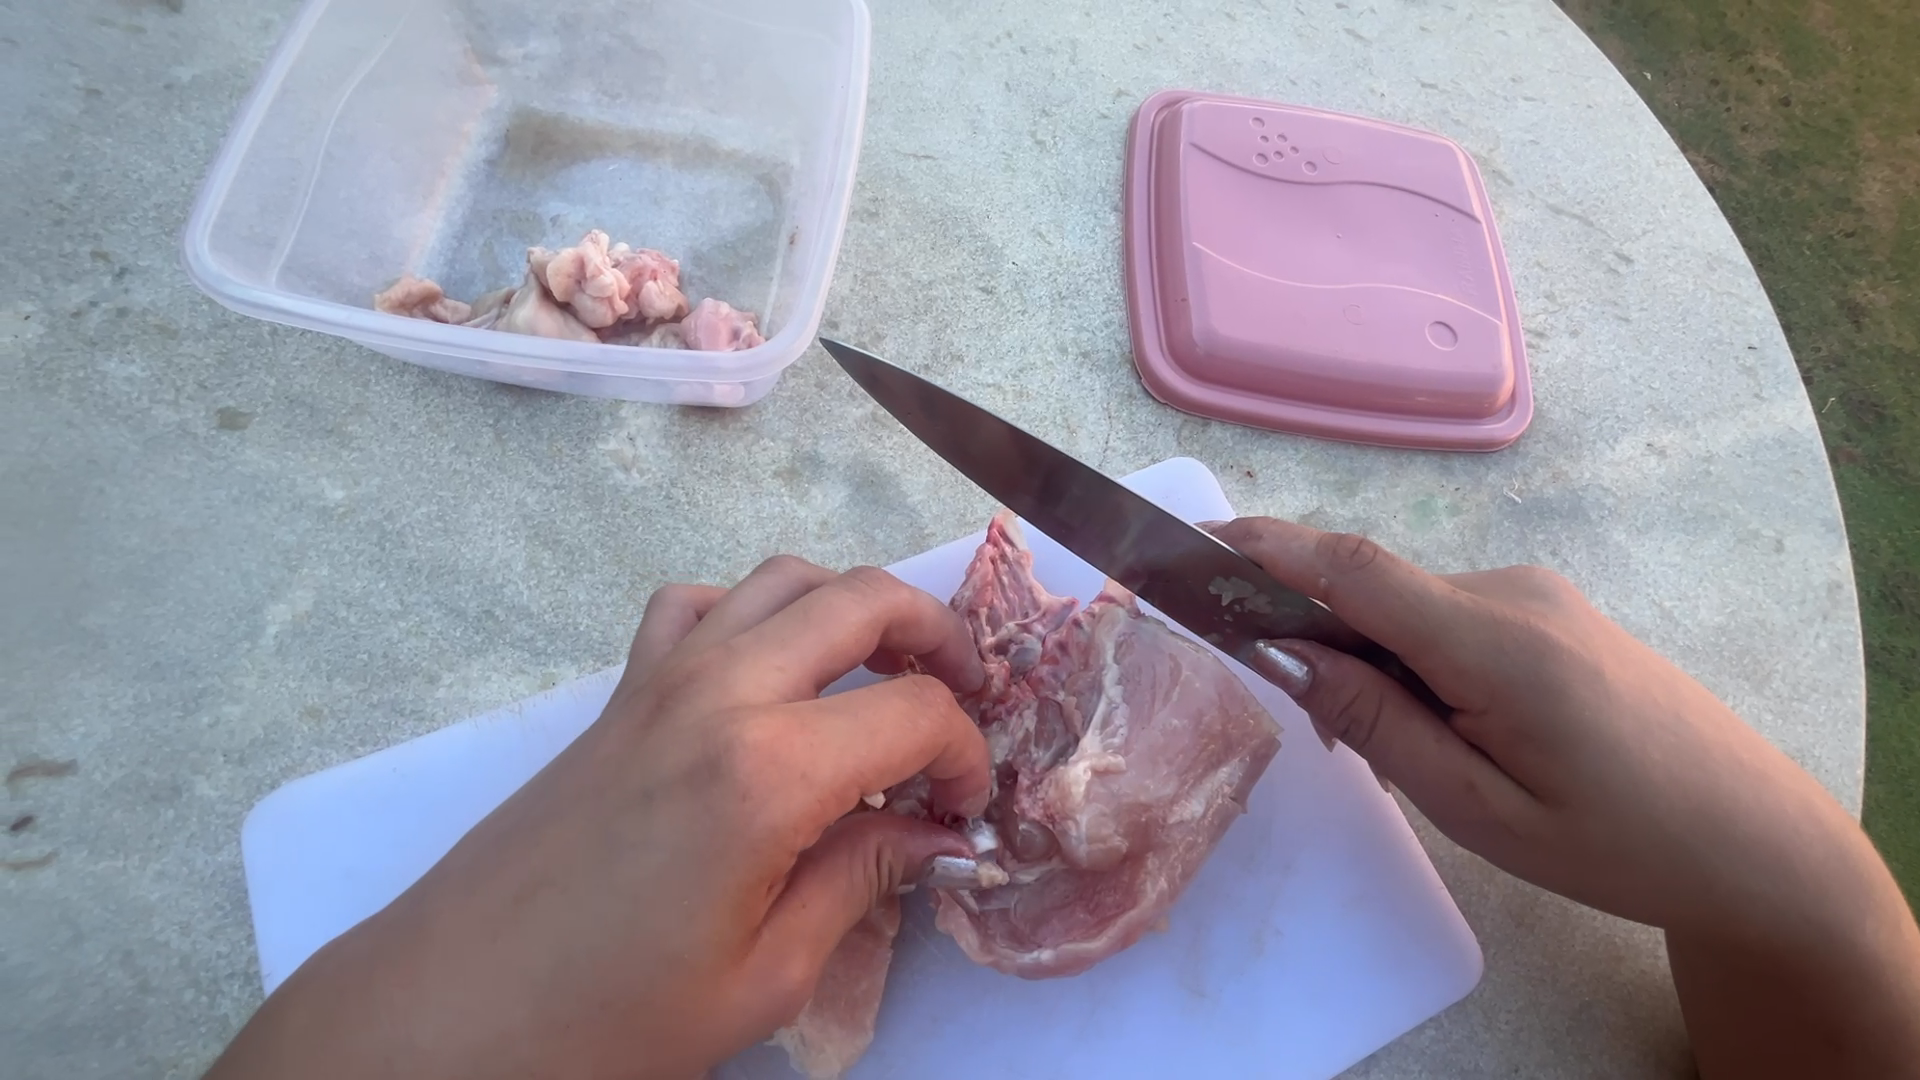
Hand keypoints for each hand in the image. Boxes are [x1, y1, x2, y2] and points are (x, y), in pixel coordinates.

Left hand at [207, 558, 991, 1079]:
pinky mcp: (627, 683)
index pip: (917, 713)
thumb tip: (943, 831)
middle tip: (961, 693)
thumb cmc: (611, 1021)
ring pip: (789, 577)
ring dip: (855, 608)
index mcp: (771, 770)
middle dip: (938, 633)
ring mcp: (668, 671)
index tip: (964, 803)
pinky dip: (755, 611)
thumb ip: (868, 874)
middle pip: (866, 598)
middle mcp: (725, 689)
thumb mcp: (770, 973)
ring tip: (880, 668)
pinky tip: (766, 667)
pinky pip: (703, 601)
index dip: (965, 752)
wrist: (442, 1018)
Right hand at [1210, 517, 1919, 1077]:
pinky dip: (1398, 649)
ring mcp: (1528, 591)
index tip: (1196, 540)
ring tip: (1394, 741)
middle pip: (1366, 586)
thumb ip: (1370, 719)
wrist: (1762, 844)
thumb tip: (1277, 652)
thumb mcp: (1473, 805)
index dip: (1268, 545)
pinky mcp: (1536, 605)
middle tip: (1307, 714)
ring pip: (1397, 602)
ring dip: (1358, 650)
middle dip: (1309, 629)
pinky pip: (1434, 611)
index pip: (1354, 569)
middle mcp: (1508, 591)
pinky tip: (1430, 717)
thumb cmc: (1614, 844)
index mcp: (1496, 643)